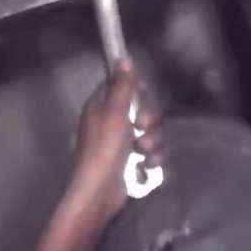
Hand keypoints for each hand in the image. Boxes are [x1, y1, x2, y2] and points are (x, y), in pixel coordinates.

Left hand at [66, 59, 162, 221]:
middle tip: (141, 128)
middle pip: (139, 109)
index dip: (133, 86)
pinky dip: (151, 159)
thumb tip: (123, 57)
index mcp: (100, 107)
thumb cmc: (104, 148)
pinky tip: (146, 167)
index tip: (144, 91)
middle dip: (148, 119)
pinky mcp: (129, 163)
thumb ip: (122, 85)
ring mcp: (119, 144)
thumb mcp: (115, 112)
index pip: (118, 86)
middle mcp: (109, 122)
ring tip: (143, 153)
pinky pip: (150, 152)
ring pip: (148, 132)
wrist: (99, 193)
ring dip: (151, 141)